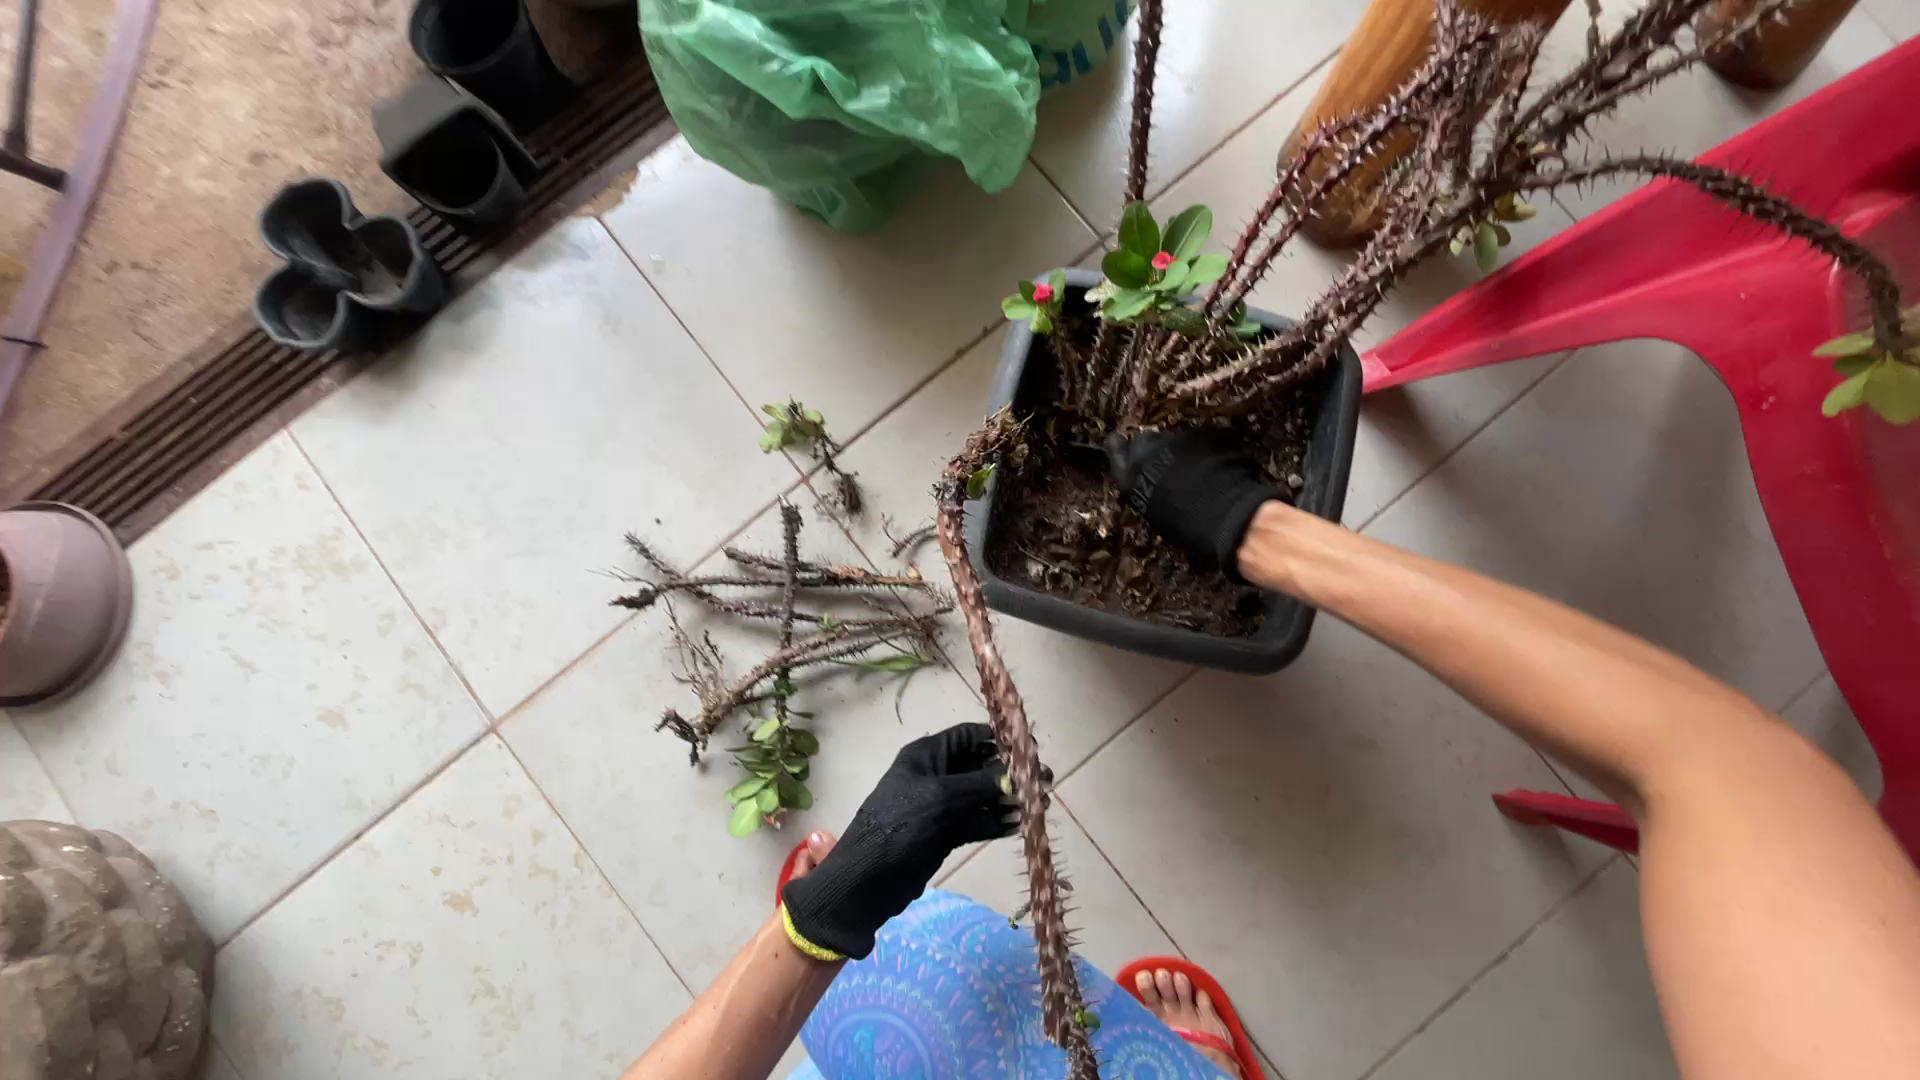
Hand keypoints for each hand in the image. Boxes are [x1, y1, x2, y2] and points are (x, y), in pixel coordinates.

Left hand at [779, 723, 1017, 959]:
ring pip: (982, 796)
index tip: (1031, 751)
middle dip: (1011, 773)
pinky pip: (977, 821)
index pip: (970, 736)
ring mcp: (941, 805)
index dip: (1000, 740)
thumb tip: (1021, 776)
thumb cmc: (901, 825)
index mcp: (928, 754)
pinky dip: (996, 822)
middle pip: (981, 766)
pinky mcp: (945, 832)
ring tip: (1039, 806)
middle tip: (1044, 784)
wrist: (869, 878)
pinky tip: (1018, 825)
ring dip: (1008, 799)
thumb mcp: (942, 797)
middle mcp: (936, 774)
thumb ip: (983, 784)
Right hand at [1105, 429, 1287, 581]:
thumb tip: (1153, 484)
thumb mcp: (1154, 511)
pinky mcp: (1204, 433)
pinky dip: (1208, 447)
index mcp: (1130, 476)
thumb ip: (1148, 490)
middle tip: (1168, 463)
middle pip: (1145, 440)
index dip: (1120, 446)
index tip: (1123, 443)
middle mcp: (1148, 452)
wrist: (1224, 514)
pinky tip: (1219, 464)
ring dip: (1183, 449)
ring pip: (1175, 438)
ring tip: (1199, 468)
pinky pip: (1202, 438)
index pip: (1115, 449)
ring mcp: (1177, 439)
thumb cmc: (1185, 526)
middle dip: (1155, 448)